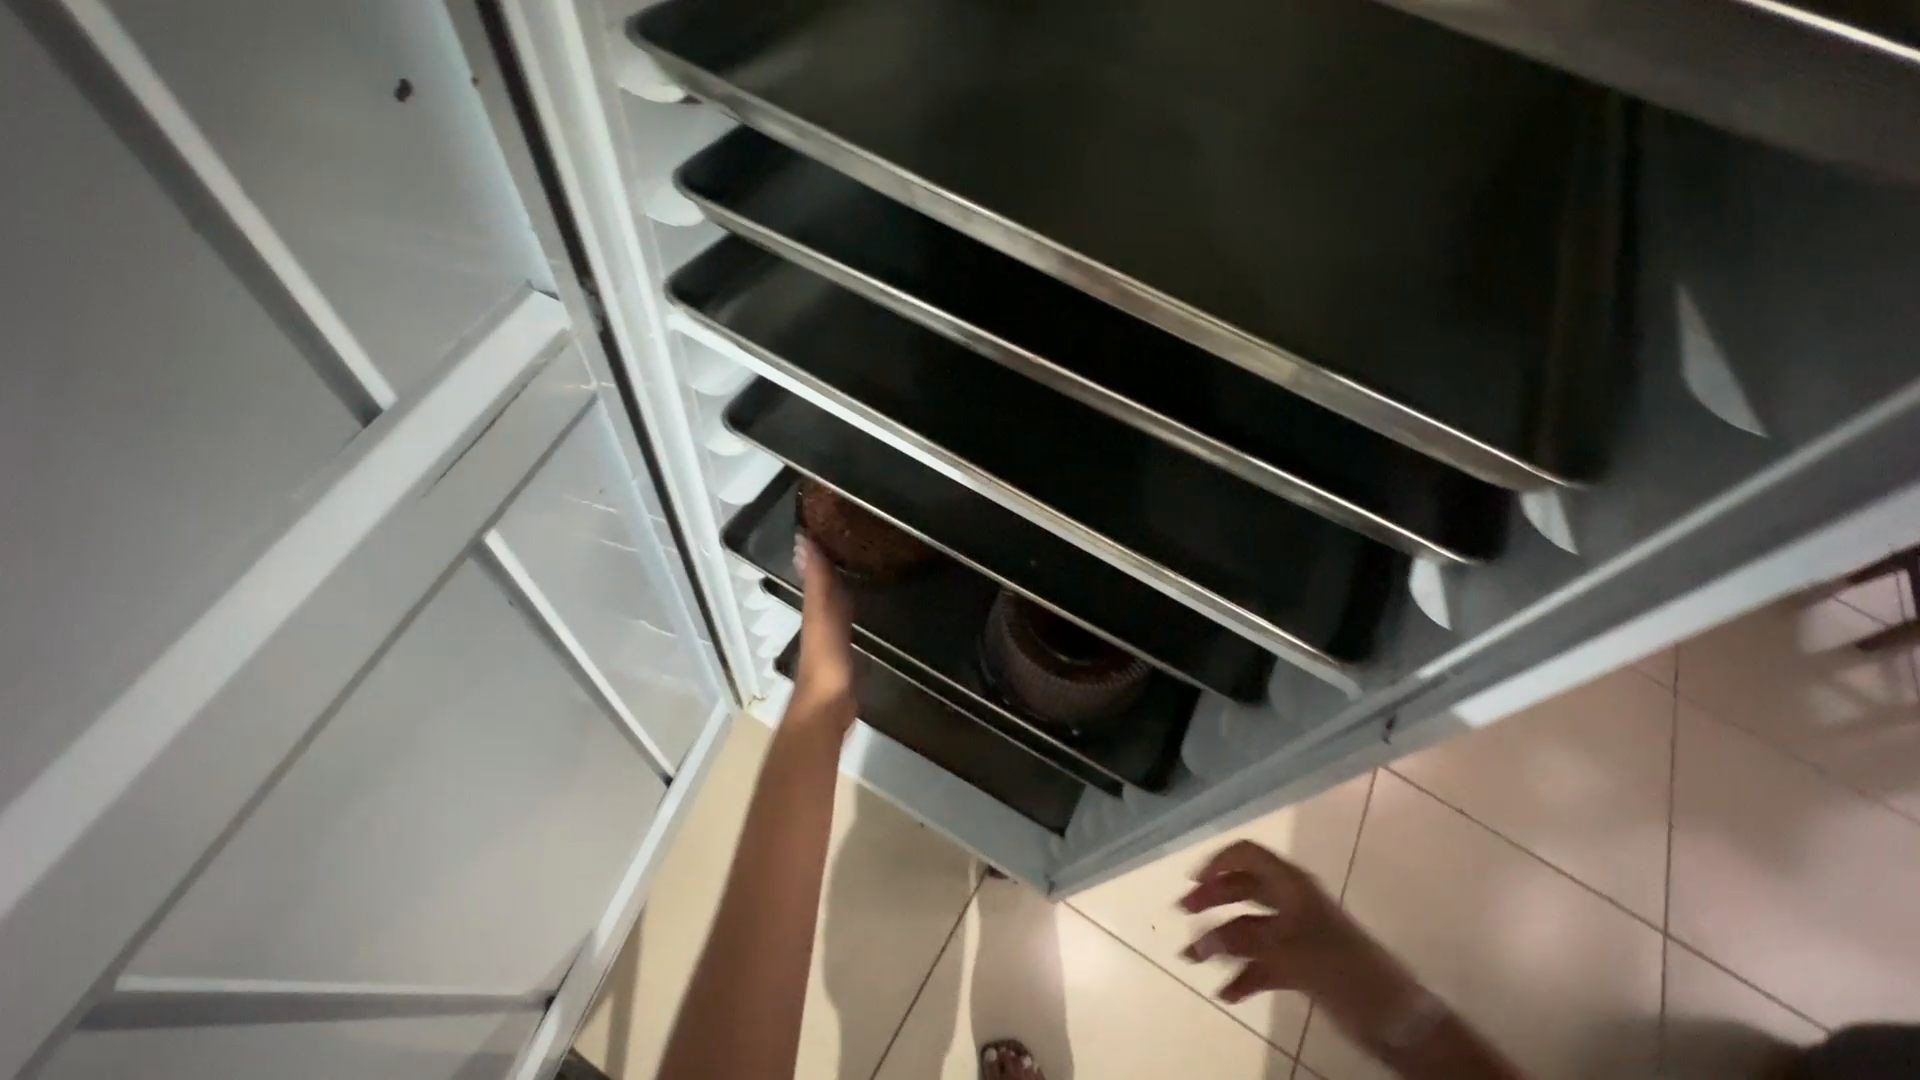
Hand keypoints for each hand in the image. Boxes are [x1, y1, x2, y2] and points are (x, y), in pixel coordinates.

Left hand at [788, 537, 855, 736]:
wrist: (827, 709)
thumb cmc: (824, 662)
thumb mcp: (820, 616)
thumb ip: (816, 582)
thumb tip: (802, 540)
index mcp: (815, 611)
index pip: (818, 573)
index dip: (822, 551)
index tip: (833, 524)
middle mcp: (821, 622)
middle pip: (829, 588)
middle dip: (838, 567)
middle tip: (858, 542)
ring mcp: (834, 640)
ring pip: (839, 606)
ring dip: (847, 589)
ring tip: (868, 569)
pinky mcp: (847, 657)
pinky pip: (850, 625)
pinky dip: (855, 613)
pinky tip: (866, 612)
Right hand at [1178, 840, 1409, 1015]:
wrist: (1394, 1017)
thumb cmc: (1341, 968)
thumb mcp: (1288, 952)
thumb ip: (1241, 944)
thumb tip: (1198, 941)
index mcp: (1292, 885)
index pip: (1247, 855)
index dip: (1217, 862)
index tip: (1192, 881)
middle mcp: (1292, 902)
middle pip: (1243, 888)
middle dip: (1211, 899)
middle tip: (1182, 912)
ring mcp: (1296, 934)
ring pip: (1248, 927)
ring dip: (1220, 942)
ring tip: (1193, 958)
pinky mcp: (1301, 964)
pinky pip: (1262, 961)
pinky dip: (1243, 974)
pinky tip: (1228, 992)